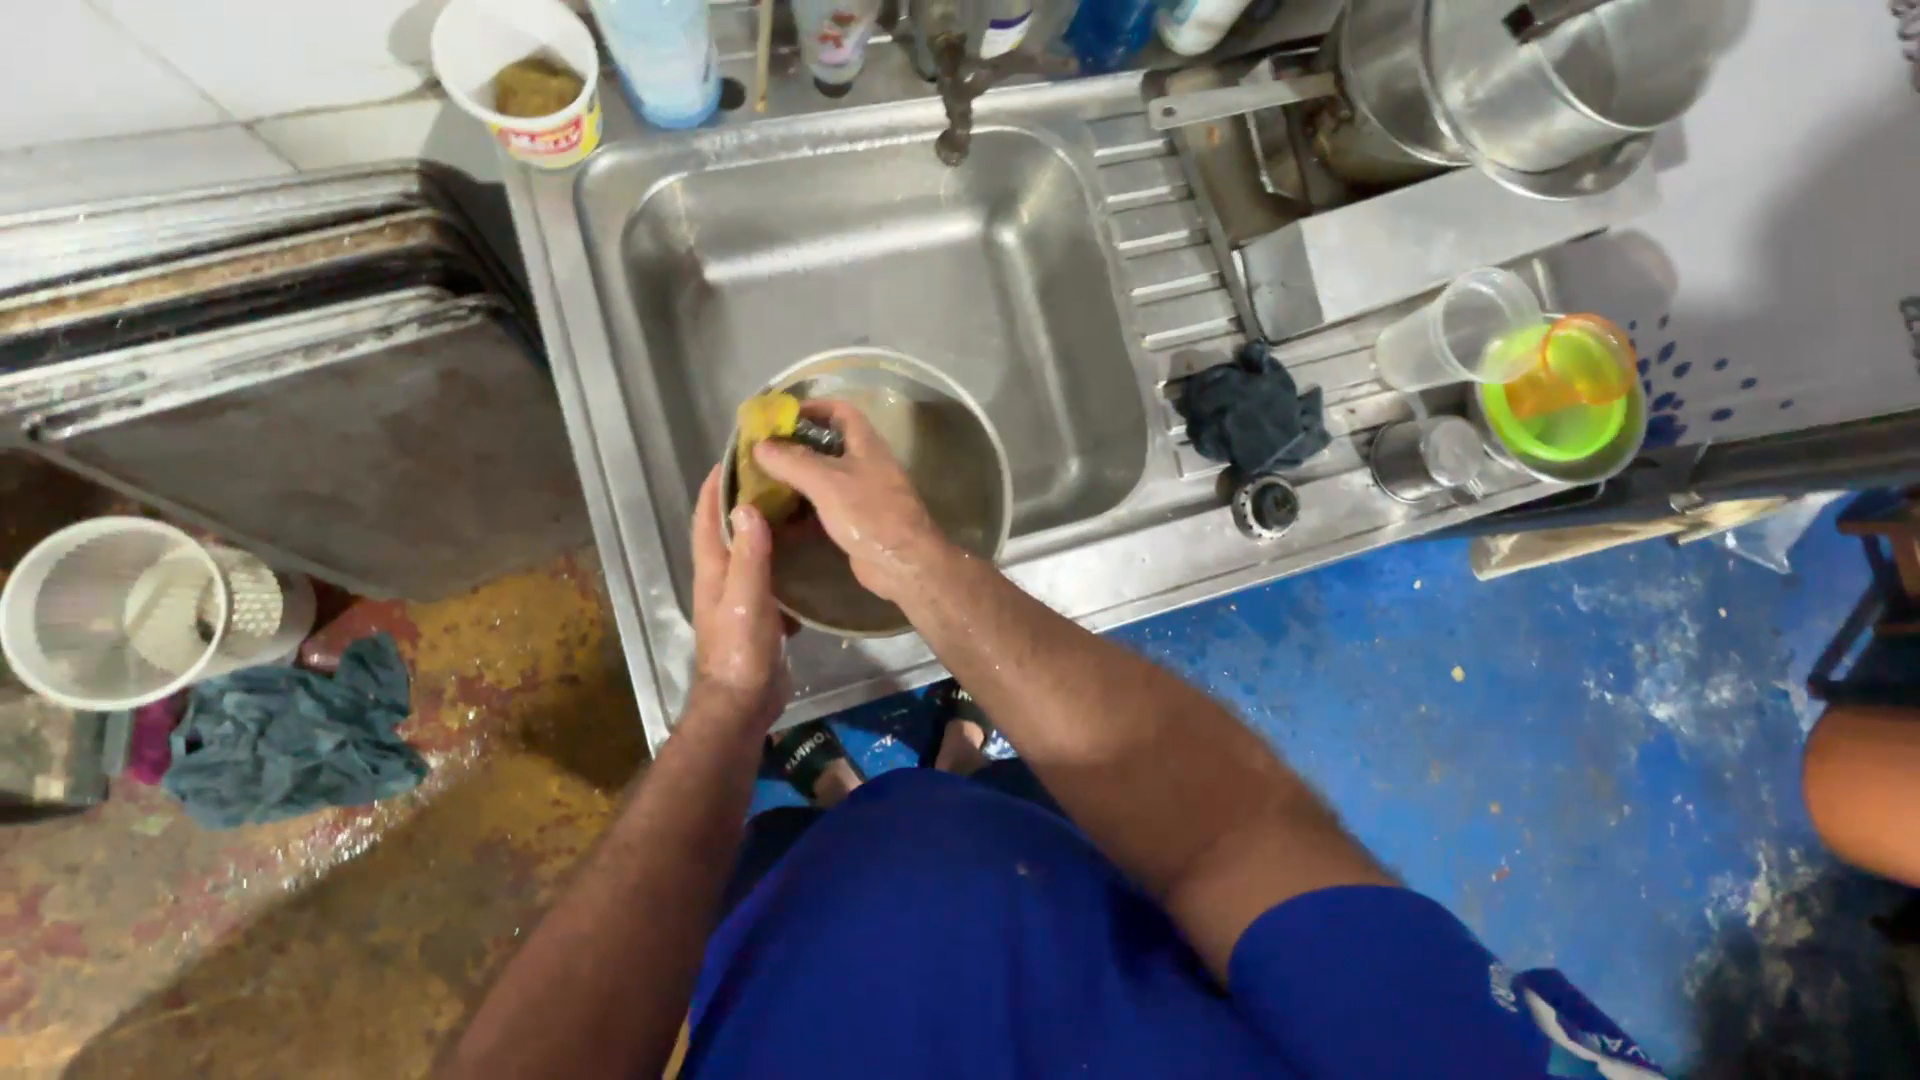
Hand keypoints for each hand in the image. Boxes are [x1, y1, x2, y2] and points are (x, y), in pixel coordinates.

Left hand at [690, 465, 789, 726]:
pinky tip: (808, 557)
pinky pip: (772, 578)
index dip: (716, 486)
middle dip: (746, 500)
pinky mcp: (761, 616)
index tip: (736, 457)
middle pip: (730, 530)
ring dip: (768, 530)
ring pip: (753, 553)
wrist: (745, 704)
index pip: (708, 518)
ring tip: (797, 508)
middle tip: (779, 477)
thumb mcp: (746, 600)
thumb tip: (747, 507)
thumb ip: (748, 556)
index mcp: (713, 570)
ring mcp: (741, 599)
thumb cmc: (741, 651)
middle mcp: (722, 579)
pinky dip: (785, 562)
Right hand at [753, 399, 954, 603]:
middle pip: (827, 444)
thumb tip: (760, 445)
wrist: (902, 563)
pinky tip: (777, 515)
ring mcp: (861, 493)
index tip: (778, 415)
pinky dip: (802, 507)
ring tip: (761, 481)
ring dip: (796, 478)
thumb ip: (792, 460)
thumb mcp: (827, 481)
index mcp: (865, 443)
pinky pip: (823, 506)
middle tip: (760, 451)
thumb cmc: (869, 513)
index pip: (839, 410)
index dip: (810, 407)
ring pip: (823, 477)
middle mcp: (865, 464)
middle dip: (795, 445)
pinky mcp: (855, 520)